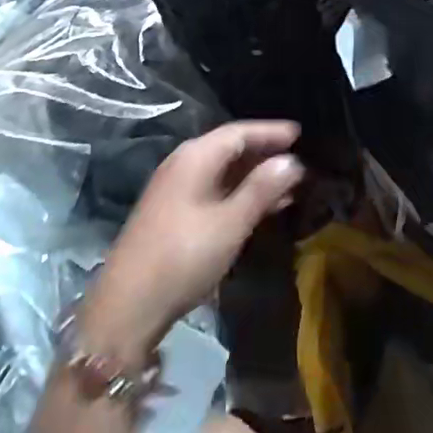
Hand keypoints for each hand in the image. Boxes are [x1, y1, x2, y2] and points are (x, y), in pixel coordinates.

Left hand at [79, 121, 304, 357]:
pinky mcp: (175, 213)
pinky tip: (263, 209)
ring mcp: (177, 189)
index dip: (270, 132)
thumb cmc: (184, 255)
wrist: (131, 300)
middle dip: (265, 154)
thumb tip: (292, 161)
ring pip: (223, 173)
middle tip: (301, 159)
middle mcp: (183, 164)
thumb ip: (261, 189)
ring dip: (255, 177)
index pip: (238, 132)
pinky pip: (215, 191)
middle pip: (229, 149)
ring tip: (292, 185)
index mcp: (195, 157)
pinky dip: (240, 195)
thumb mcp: (230, 223)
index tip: (300, 132)